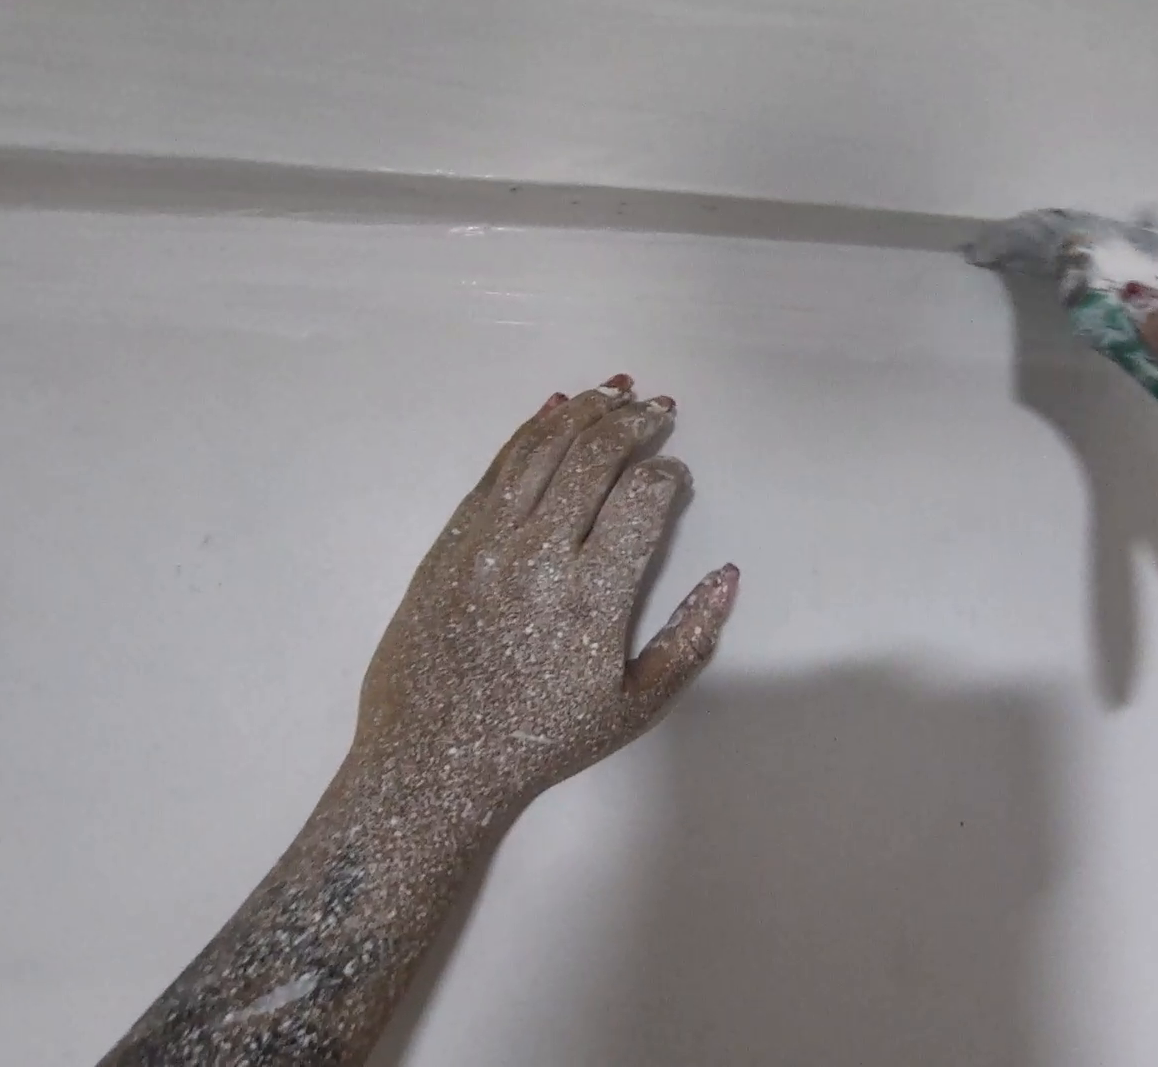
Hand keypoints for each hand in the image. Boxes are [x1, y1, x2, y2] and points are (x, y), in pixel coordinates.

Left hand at [356, 375, 737, 817]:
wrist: (429, 766)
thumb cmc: (543, 740)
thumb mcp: (637, 705)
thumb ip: (691, 638)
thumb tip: (728, 576)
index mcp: (593, 596)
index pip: (642, 500)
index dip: (667, 474)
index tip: (676, 474)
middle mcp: (540, 555)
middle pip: (593, 459)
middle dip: (633, 423)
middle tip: (657, 408)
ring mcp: (486, 543)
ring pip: (541, 451)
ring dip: (583, 412)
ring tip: (613, 390)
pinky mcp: (449, 543)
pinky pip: (494, 470)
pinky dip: (527, 431)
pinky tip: (553, 408)